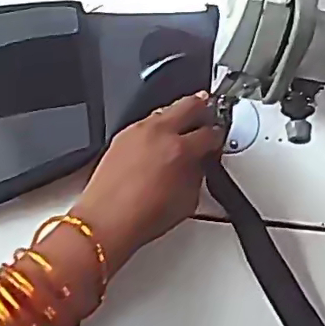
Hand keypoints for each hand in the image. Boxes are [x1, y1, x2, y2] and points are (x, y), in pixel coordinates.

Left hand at [75, 93, 225, 267]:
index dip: (218, 135)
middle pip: (191, 104)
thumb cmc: (140, 217)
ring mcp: (138, 130)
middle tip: (209, 112)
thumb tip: (200, 162)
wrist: (106, 221)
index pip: (210, 132)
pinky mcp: (122, 134)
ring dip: (179, 114)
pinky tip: (160, 139)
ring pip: (167, 109)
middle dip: (204, 108)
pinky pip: (147, 121)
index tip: (217, 138)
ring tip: (184, 126)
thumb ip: (198, 173)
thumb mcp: (187, 200)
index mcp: (180, 149)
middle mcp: (159, 133)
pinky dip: (158, 125)